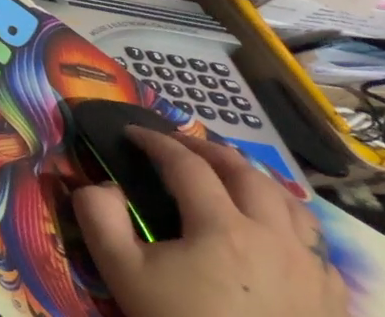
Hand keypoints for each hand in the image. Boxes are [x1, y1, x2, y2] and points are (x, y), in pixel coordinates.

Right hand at [73, 126, 345, 316]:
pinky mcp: (332, 297)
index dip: (155, 141)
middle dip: (209, 150)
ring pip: (291, 204)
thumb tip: (103, 185)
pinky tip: (271, 228)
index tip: (131, 132)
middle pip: (248, 175)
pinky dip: (288, 220)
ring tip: (229, 175)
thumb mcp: (118, 267)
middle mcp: (276, 238)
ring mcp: (313, 269)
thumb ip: (97, 213)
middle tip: (179, 144)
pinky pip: (315, 244)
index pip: (187, 165)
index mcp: (223, 227)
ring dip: (254, 179)